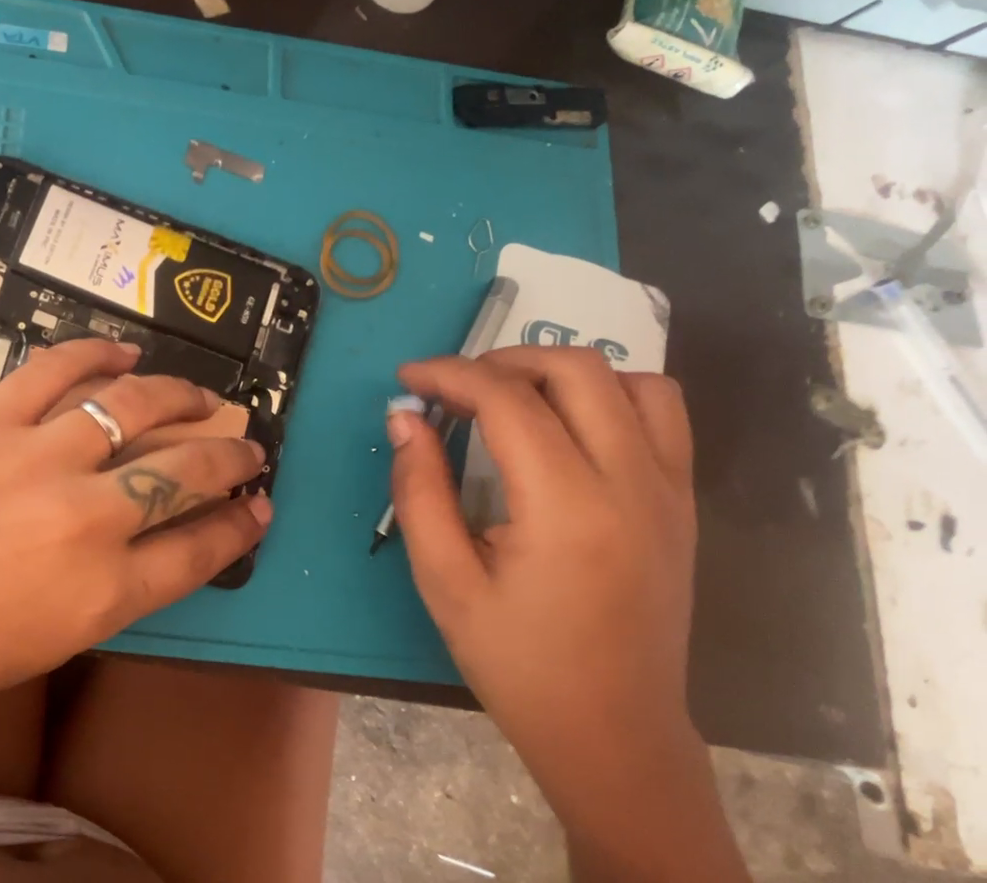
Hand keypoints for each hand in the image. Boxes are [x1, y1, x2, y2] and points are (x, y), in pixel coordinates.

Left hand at [0, 338, 268, 726]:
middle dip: (230, 460)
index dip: (239, 527)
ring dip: (182, 396)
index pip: (199, 551)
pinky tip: (125, 354)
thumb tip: (143, 542)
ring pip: (135, 408)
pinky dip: (98, 355)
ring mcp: (36, 458)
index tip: (260, 508)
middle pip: (183, 474)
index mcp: (103, 594)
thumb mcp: (43, 642)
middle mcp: (86, 519)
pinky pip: (57, 371)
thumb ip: (104, 591)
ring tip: (205, 395)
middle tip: (249, 448)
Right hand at [389, 346, 746, 881]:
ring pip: (632, 381)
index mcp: (568, 506)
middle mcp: (632, 483)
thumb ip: (419, 489)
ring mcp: (670, 491)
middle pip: (576, 370)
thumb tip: (405, 417)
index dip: (450, 374)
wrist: (611, 729)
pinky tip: (567, 426)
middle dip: (503, 361)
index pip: (508, 399)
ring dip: (563, 372)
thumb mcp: (443, 579)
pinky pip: (662, 416)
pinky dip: (612, 396)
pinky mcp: (683, 504)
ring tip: (512, 399)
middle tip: (454, 388)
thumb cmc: (516, 660)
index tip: (408, 379)